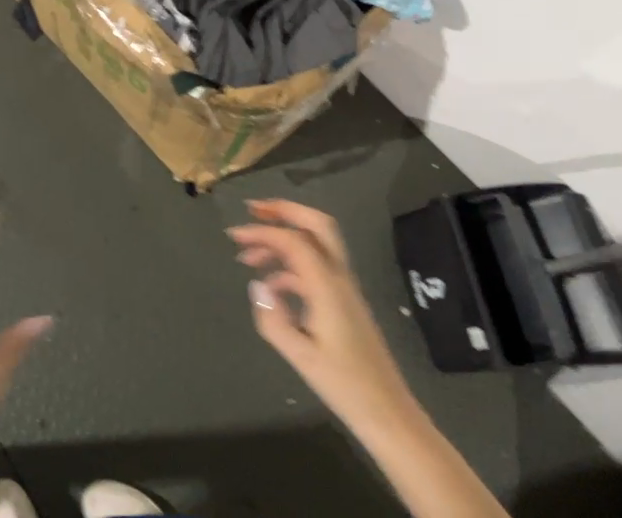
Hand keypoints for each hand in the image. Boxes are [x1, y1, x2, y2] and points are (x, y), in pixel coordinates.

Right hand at [230, 199, 413, 421]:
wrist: (388, 412)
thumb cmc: (344, 385)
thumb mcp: (300, 355)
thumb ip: (274, 318)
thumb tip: (256, 284)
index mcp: (328, 287)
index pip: (294, 241)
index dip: (263, 232)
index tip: (234, 236)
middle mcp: (340, 279)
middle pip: (318, 226)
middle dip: (286, 211)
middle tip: (253, 210)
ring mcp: (345, 289)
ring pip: (316, 245)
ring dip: (284, 239)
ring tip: (249, 255)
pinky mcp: (344, 303)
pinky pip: (316, 268)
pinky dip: (291, 264)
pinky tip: (271, 285)